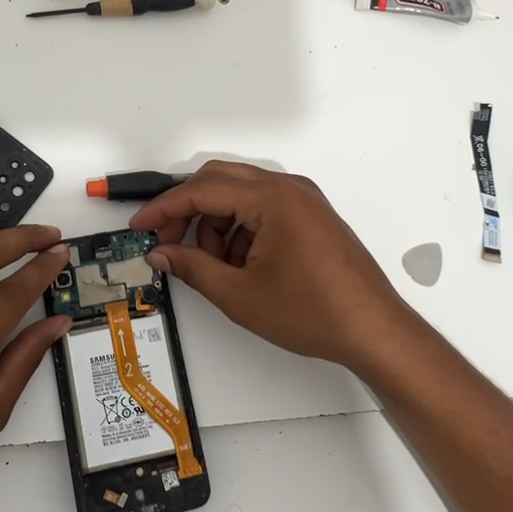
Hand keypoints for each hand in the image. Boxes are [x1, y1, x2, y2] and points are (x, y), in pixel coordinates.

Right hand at [128, 162, 427, 377]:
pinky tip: (239, 266)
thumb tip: (160, 253)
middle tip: (167, 244)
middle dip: (188, 211)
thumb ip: (192, 267)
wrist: (373, 330)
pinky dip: (240, 229)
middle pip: (219, 181)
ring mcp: (303, 200)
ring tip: (210, 266)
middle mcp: (288, 188)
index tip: (139, 228)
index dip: (164, 209)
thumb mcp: (239, 294)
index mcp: (272, 198)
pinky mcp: (311, 216)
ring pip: (240, 195)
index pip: (201, 190)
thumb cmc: (311, 312)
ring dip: (215, 223)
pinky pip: (262, 208)